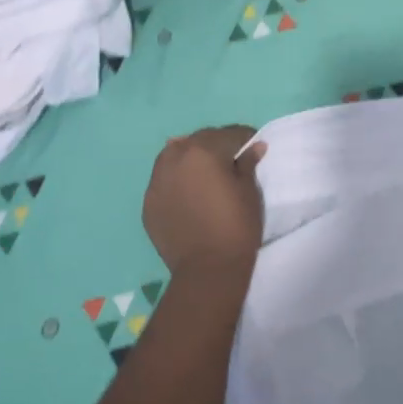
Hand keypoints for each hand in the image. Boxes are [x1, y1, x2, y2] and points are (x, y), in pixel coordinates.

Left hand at [143, 126, 266, 278]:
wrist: (207, 269)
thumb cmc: (236, 225)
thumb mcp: (249, 191)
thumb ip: (247, 163)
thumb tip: (254, 146)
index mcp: (203, 150)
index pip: (228, 134)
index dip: (245, 139)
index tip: (253, 147)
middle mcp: (175, 158)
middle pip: (199, 141)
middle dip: (217, 146)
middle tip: (232, 160)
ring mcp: (157, 181)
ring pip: (175, 156)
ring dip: (192, 159)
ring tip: (206, 174)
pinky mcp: (148, 203)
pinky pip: (164, 180)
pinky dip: (178, 180)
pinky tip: (189, 195)